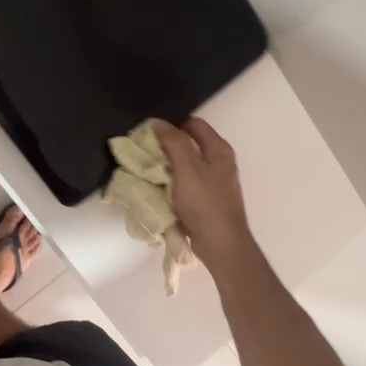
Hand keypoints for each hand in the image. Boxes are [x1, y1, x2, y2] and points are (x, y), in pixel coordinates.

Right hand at [151, 118, 255, 268]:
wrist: (220, 243)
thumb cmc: (204, 202)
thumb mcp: (187, 167)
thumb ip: (173, 142)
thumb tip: (158, 123)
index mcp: (219, 149)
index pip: (194, 124)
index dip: (172, 125)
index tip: (150, 135)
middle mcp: (219, 163)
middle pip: (190, 145)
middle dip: (167, 148)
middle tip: (145, 154)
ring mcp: (214, 183)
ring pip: (186, 167)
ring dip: (168, 168)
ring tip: (147, 173)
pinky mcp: (207, 201)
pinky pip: (186, 186)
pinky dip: (173, 186)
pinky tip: (159, 192)